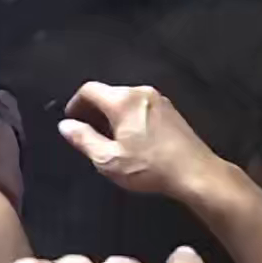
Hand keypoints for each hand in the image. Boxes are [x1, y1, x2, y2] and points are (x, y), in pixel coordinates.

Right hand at [59, 82, 228, 198]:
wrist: (195, 172)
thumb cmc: (149, 167)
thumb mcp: (108, 159)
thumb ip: (84, 139)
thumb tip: (66, 126)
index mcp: (123, 100)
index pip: (89, 90)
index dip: (75, 104)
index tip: (72, 121)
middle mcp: (141, 92)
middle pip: (108, 93)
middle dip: (94, 110)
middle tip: (87, 133)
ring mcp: (159, 99)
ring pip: (125, 100)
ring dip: (112, 114)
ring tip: (108, 139)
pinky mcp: (171, 110)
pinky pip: (141, 106)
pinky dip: (129, 116)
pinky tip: (131, 139)